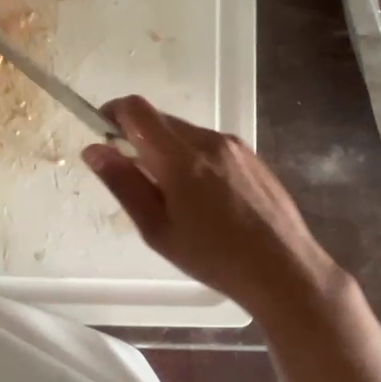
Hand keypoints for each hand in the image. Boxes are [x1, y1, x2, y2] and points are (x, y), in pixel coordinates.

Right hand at [82, 96, 342, 314]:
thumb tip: (93, 149)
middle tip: (136, 179)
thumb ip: (123, 183)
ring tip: (174, 196)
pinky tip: (205, 199)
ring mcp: (234, 146)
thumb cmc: (214, 257)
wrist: (287, 272)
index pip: (136, 109)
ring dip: (167, 150)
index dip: (113, 113)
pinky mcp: (252, 157)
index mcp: (180, 156)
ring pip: (184, 133)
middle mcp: (207, 140)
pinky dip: (193, 158)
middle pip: (159, 120)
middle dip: (139, 138)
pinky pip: (209, 145)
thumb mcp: (156, 229)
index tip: (103, 135)